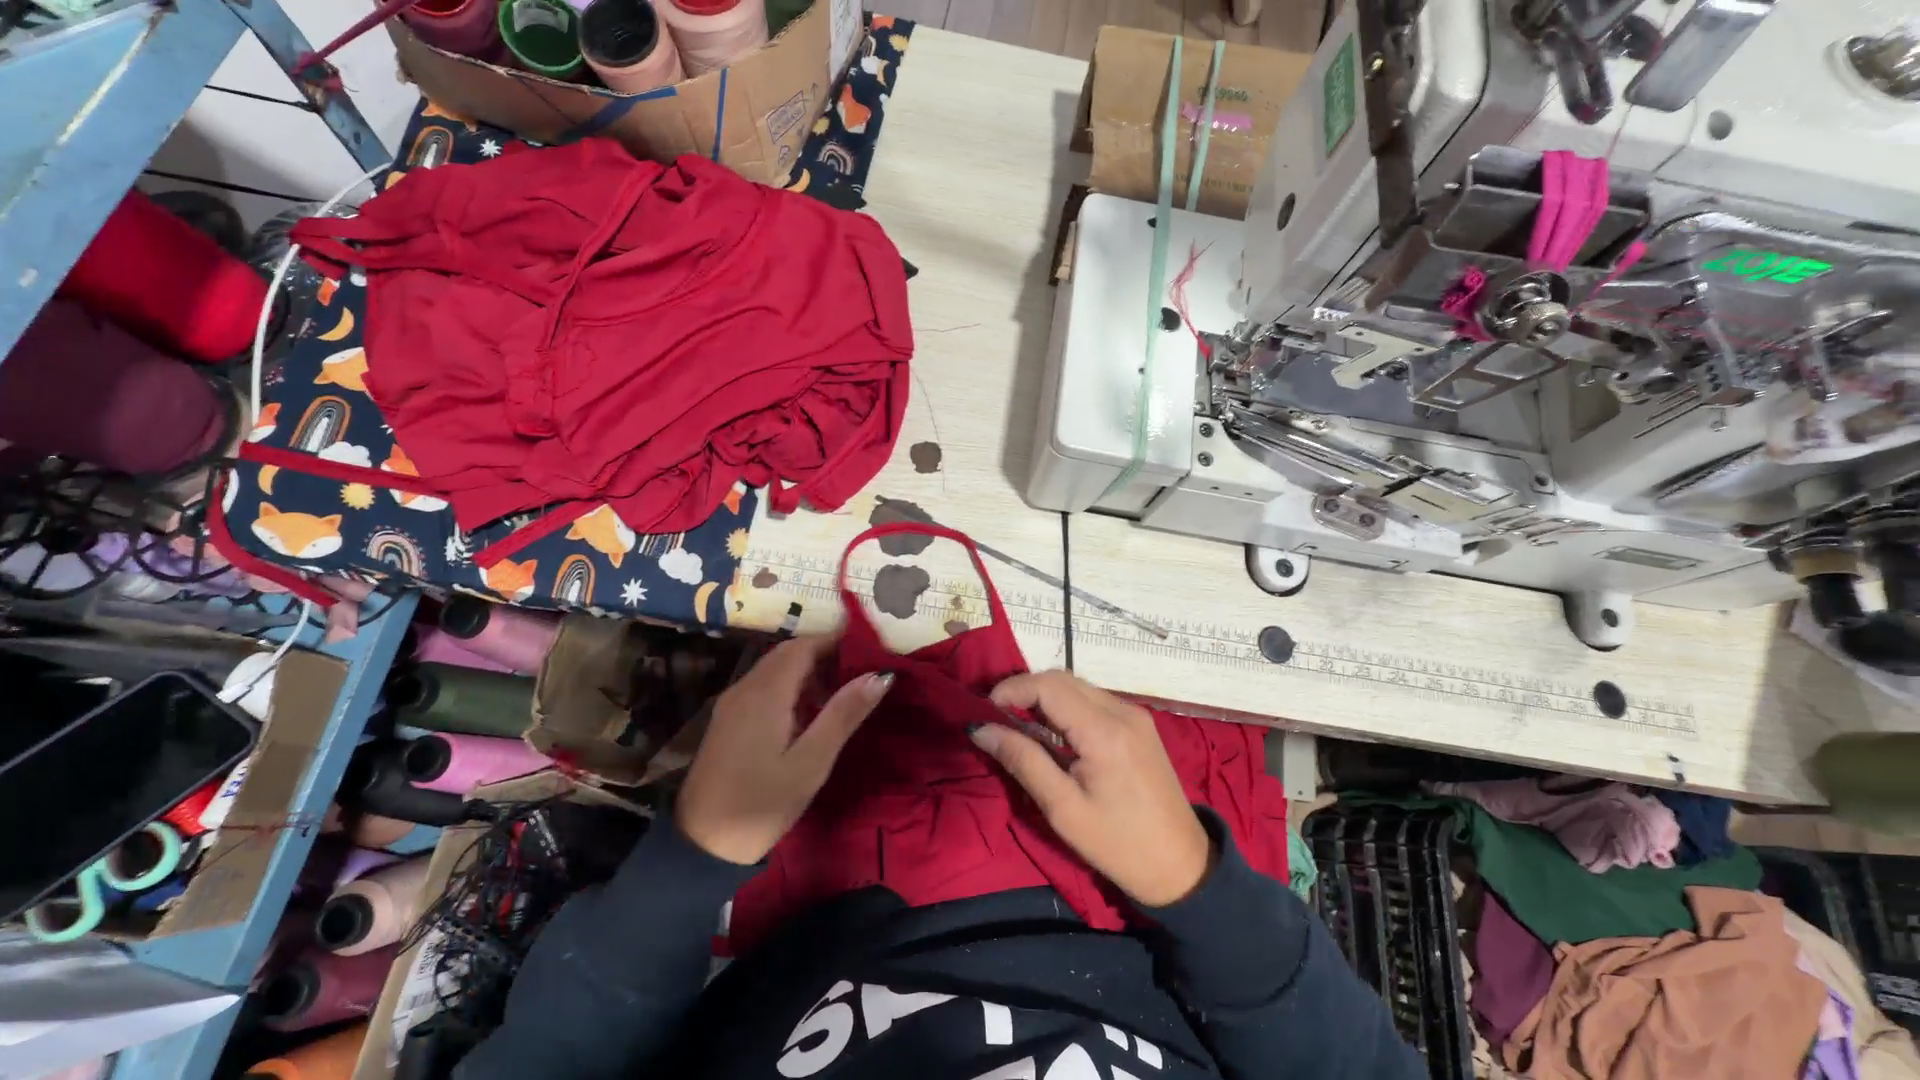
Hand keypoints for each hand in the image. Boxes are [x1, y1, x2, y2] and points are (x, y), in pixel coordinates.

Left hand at [677, 636, 892, 864]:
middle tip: (864, 671)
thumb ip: (844, 714)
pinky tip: (811, 714)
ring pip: (775, 671)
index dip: (837, 641)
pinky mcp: (728, 722)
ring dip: (809, 672)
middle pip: (788, 654)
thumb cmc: (762, 802)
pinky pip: (764, 688)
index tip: (871, 649)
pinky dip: (791, 688)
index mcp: (765, 692)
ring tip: (845, 693)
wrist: (701, 845)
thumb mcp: (811, 762)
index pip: (804, 646)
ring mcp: (732, 705)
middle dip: (825, 655)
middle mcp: (745, 688)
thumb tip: (880, 674)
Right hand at [971, 671, 1211, 906]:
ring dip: (1045, 698)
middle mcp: (1122, 711)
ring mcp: (1135, 716)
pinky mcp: (1140, 725)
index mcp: (1104, 732)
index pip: (1049, 685)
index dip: (1012, 689)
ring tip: (1018, 727)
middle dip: (1025, 690)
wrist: (1180, 865)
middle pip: (1063, 679)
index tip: (985, 710)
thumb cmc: (1117, 844)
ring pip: (1079, 686)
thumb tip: (982, 728)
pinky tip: (1052, 735)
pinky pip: (1094, 701)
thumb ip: (1023, 761)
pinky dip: (1066, 707)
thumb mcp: (1063, 809)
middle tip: (997, 718)